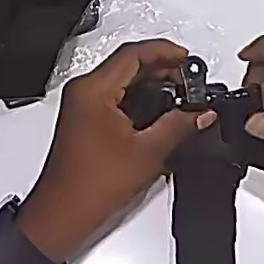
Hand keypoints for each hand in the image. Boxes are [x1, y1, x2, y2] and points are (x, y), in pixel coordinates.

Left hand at [19, 40, 213, 260]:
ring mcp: (82, 104)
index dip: (164, 51)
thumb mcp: (147, 152)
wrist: (65, 212)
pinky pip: (115, 96)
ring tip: (181, 96)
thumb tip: (199, 112)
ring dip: (151, 84)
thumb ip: (178, 125)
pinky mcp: (85, 118)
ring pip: (122, 80)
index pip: (132, 54)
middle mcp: (83, 91)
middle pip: (127, 64)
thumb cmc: (91, 185)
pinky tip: (160, 112)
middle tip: (190, 80)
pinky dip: (139, 98)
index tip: (186, 58)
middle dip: (162, 68)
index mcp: (93, 90)